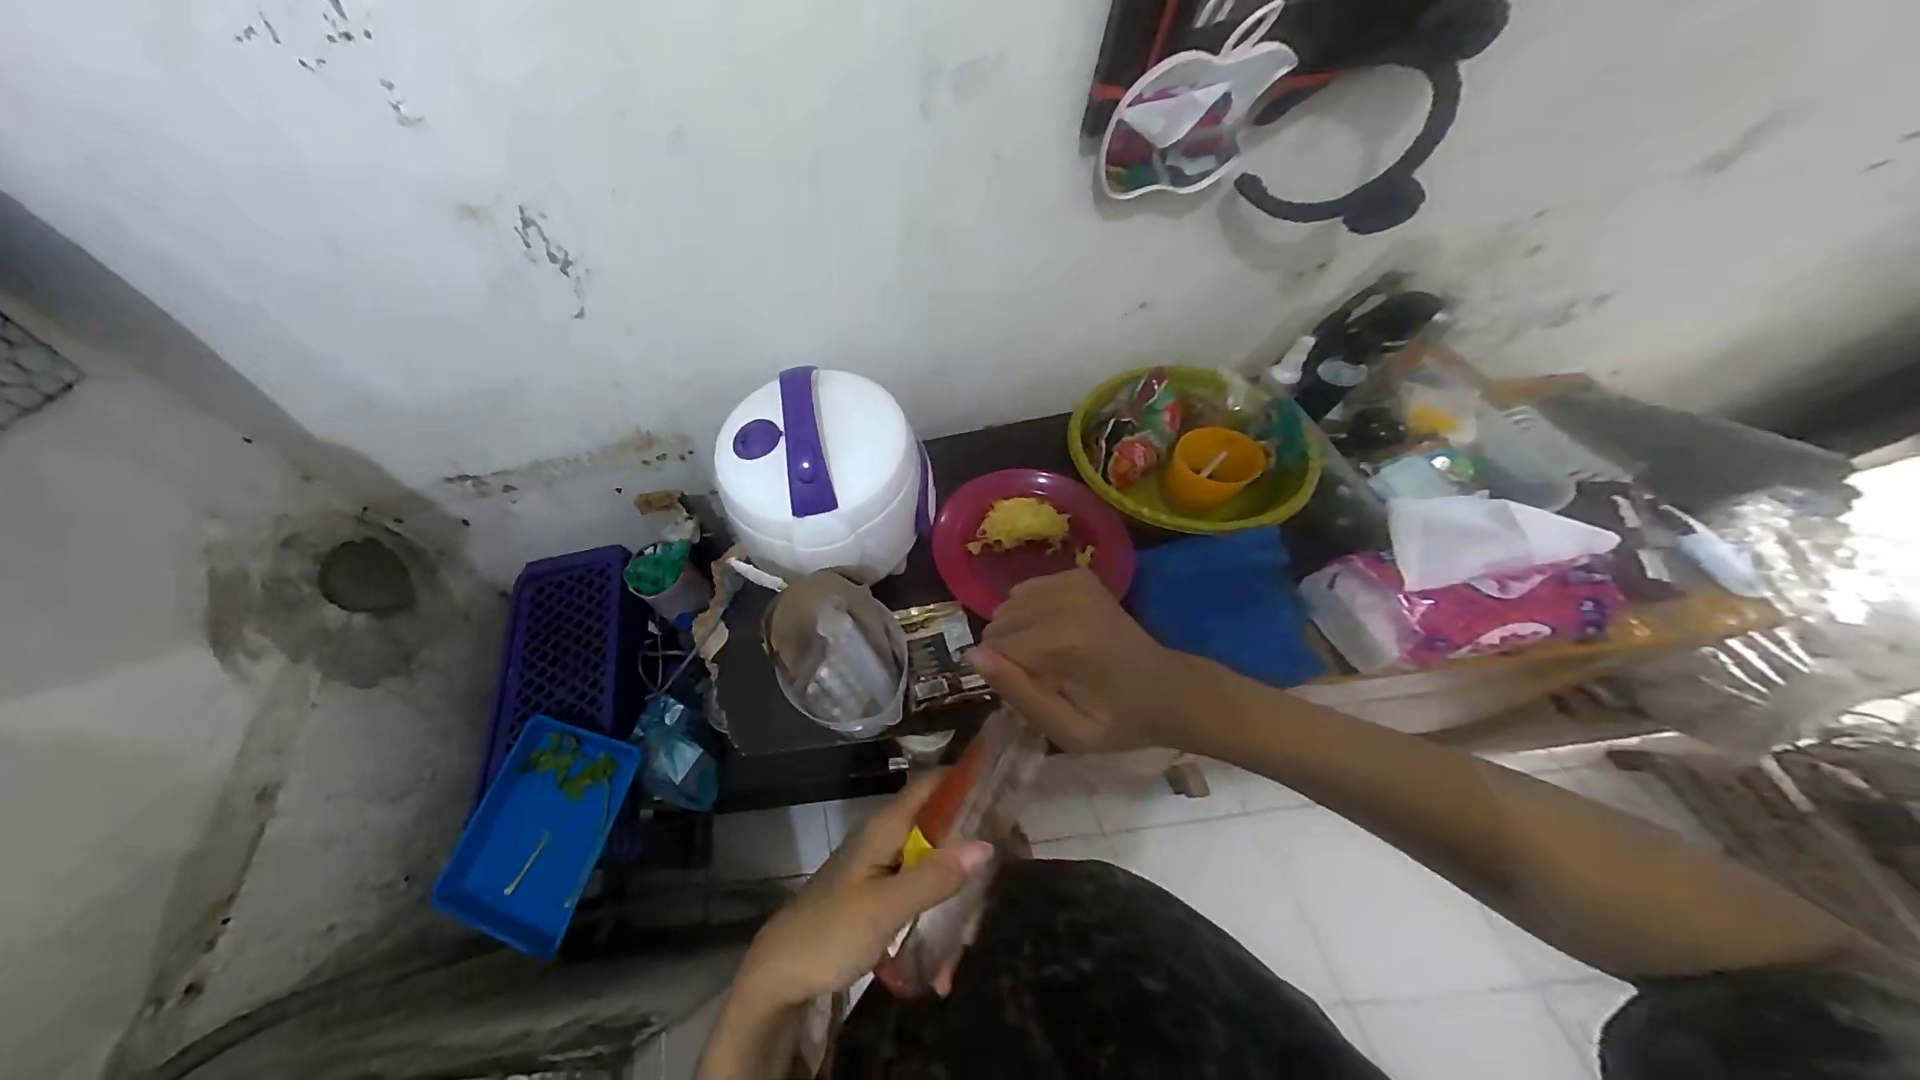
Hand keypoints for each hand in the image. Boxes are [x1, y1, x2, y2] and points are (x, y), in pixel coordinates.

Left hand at [731, 774, 993, 1014]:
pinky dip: (935, 922)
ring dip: (955, 904)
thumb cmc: (830, 931)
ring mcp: (884, 868)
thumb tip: (986, 845)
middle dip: (971, 860)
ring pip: (935, 868)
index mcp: (886, 827)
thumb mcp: (887, 907)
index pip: (933, 784)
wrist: (779, 975)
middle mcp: (888, 839)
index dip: (969, 785)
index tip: (1005, 808)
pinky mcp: (880, 896)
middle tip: (992, 896)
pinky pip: (920, 897)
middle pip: (942, 829)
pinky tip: (941, 967)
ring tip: (961, 951)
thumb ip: (935, 876)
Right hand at [971, 568, 1195, 752]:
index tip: (1032, 690)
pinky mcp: (1079, 575)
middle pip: (999, 622)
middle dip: (1008, 650)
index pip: (995, 647)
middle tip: (1043, 675)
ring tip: (1048, 654)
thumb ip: (1018, 694)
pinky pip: (1027, 589)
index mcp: (1064, 642)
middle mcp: (1066, 601)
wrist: (1168, 690)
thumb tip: (974, 655)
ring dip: (1017, 630)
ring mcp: (1074, 582)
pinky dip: (1030, 610)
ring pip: (1009, 603)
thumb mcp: (1068, 731)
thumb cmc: (1119, 721)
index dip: (1004, 673)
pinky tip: (1053, 630)